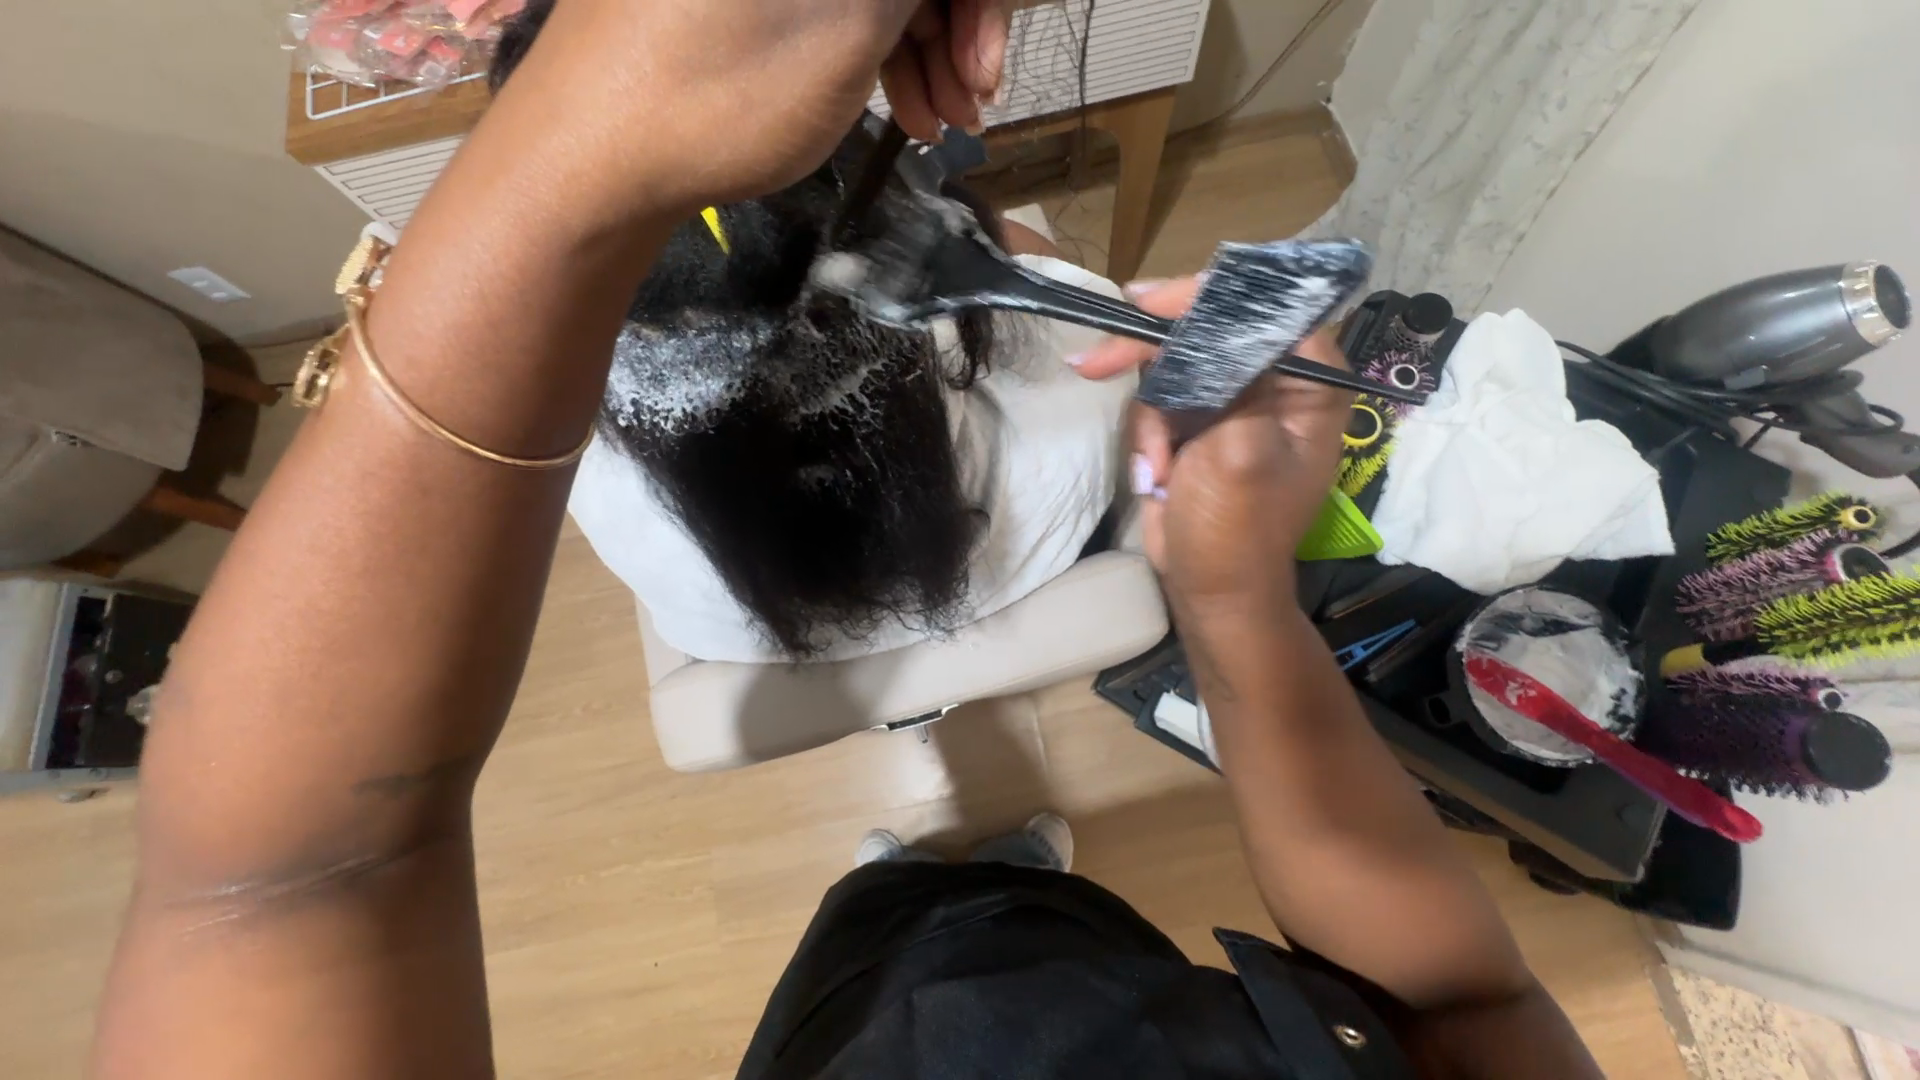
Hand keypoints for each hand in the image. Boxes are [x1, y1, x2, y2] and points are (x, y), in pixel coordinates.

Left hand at [502, 0, 1008, 214]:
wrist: (598, 157)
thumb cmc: (729, 93)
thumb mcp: (850, 27)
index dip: (974, 0)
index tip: (986, 68)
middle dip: (951, 23)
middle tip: (971, 109)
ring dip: (919, 50)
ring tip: (936, 127)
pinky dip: (872, 51)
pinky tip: (897, 110)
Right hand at [1074, 277, 1353, 626]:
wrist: (1209, 590)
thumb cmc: (1239, 530)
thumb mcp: (1240, 451)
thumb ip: (1232, 376)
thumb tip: (1211, 312)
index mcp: (1309, 382)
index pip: (1262, 309)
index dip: (1204, 299)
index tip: (1145, 305)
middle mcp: (1275, 382)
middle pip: (1206, 331)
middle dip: (1152, 358)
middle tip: (1094, 361)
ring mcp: (1232, 403)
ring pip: (1171, 368)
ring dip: (1150, 421)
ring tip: (1154, 471)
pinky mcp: (1197, 425)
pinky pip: (1158, 403)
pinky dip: (1146, 438)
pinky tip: (1153, 478)